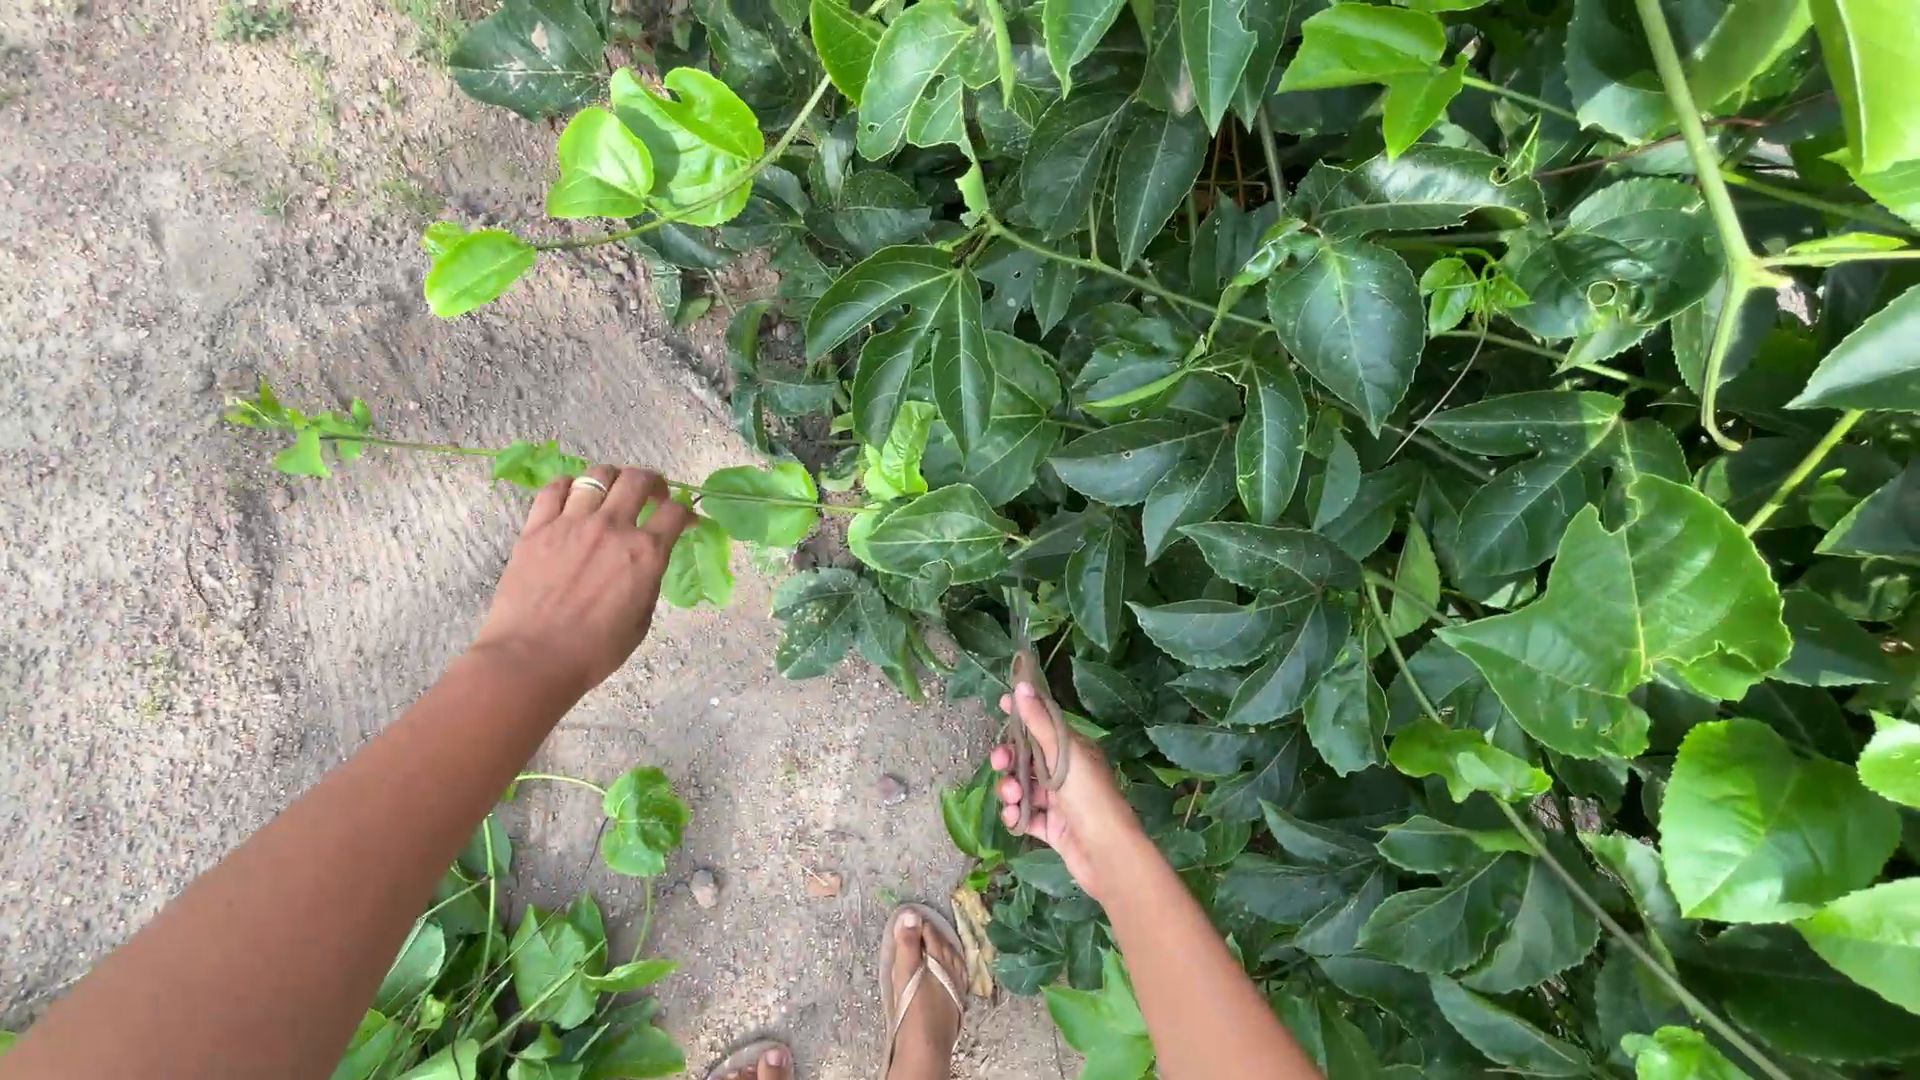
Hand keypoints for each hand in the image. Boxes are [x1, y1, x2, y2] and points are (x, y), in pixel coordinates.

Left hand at [470, 465, 691, 698]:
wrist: (533, 657)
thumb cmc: (595, 650)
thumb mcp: (642, 618)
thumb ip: (648, 581)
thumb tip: (645, 563)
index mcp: (646, 553)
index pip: (676, 513)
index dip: (686, 512)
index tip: (685, 520)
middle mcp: (612, 527)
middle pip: (638, 479)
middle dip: (652, 482)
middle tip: (652, 495)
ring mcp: (572, 523)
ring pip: (598, 475)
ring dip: (612, 478)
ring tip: (611, 491)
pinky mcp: (537, 528)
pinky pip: (554, 489)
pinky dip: (569, 486)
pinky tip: (573, 496)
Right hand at [991, 681, 1144, 901]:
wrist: (1107, 853)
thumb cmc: (1090, 796)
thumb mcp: (1064, 755)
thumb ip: (1039, 722)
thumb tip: (1021, 687)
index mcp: (1074, 751)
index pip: (1045, 725)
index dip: (1023, 715)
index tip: (1002, 704)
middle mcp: (1067, 772)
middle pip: (1028, 758)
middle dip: (1010, 759)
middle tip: (998, 762)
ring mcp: (1059, 802)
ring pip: (1024, 787)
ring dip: (1011, 789)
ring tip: (1013, 798)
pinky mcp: (1052, 828)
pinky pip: (1026, 816)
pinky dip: (1017, 815)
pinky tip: (1015, 818)